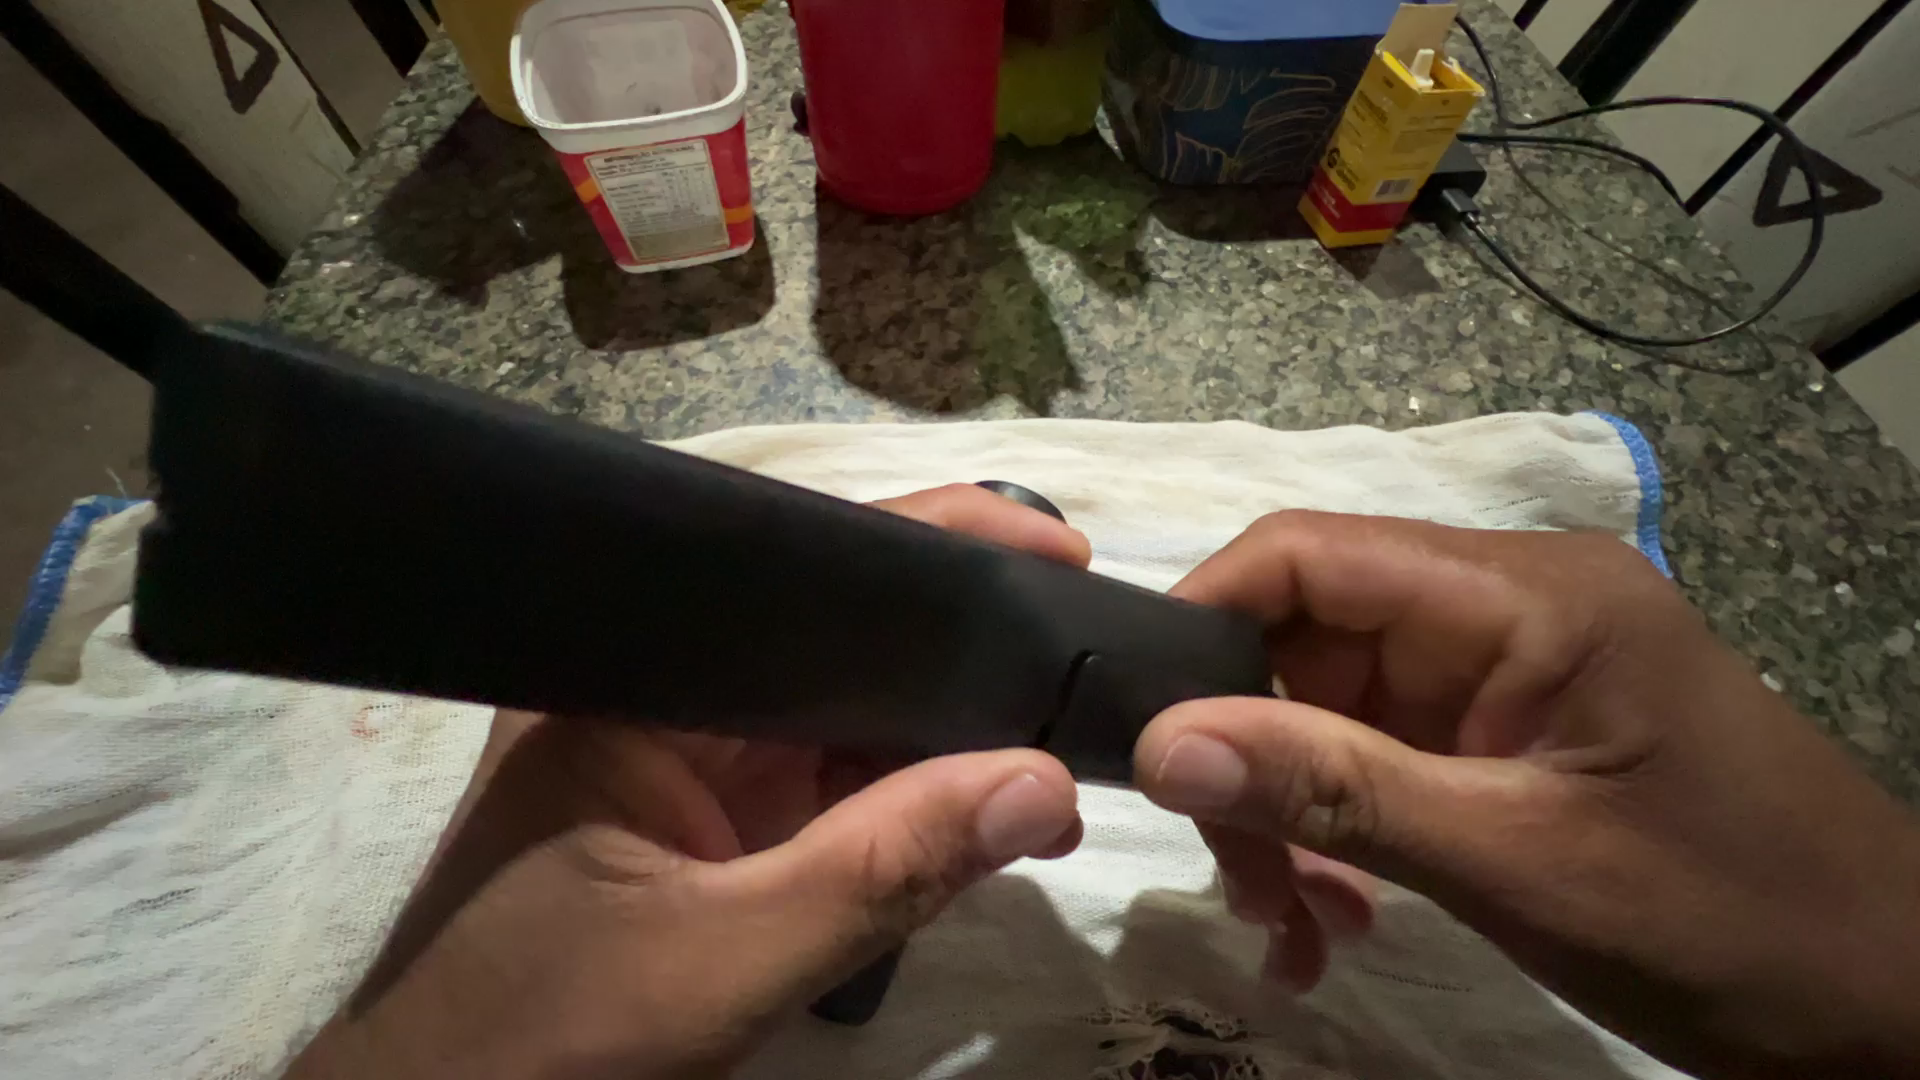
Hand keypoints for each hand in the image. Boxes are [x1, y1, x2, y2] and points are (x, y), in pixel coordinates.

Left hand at [287, 485, 1090, 1079]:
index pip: (810, 576)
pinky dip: (924, 783)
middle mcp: (686, 684)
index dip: (934, 554)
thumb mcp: (720, 961)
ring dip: (956, 716)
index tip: (1047, 551)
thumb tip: (1042, 786)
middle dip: (964, 633)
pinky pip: (852, 768)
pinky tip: (1001, 799)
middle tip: (1078, 631)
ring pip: (862, 699)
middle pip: (850, 627)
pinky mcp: (739, 805)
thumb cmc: (540, 1046)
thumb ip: (882, 871)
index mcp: (649, 670)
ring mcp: (716, 746)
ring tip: (1061, 727)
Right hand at [1132, 511, 1919, 1079]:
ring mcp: (1469, 670)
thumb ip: (1329, 791)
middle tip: (1236, 873)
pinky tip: (1327, 916)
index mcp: (1515, 593)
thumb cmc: (1736, 924)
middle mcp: (1480, 608)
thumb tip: (1161, 750)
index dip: (1206, 608)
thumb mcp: (1514, 858)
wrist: (1896, 1025)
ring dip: (1278, 813)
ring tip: (1289, 920)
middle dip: (1243, 754)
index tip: (1143, 711)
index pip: (1307, 552)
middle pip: (1292, 642)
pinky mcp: (1463, 726)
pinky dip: (1317, 833)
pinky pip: (1345, 756)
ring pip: (1305, 709)